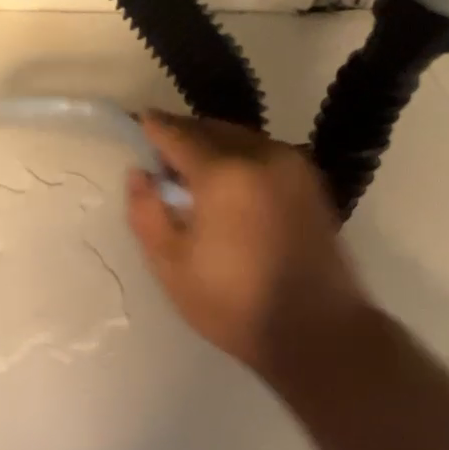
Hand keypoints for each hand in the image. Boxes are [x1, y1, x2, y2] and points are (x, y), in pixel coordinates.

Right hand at [126, 112, 370, 370]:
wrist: (311, 327)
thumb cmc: (229, 303)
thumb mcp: (171, 266)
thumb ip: (147, 214)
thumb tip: (138, 176)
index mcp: (225, 172)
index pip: (180, 135)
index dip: (155, 128)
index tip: (137, 122)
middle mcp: (264, 155)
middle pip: (216, 130)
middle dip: (185, 136)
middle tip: (159, 154)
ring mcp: (294, 167)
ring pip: (244, 141)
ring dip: (214, 148)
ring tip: (191, 173)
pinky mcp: (311, 185)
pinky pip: (266, 157)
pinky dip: (240, 162)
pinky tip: (227, 189)